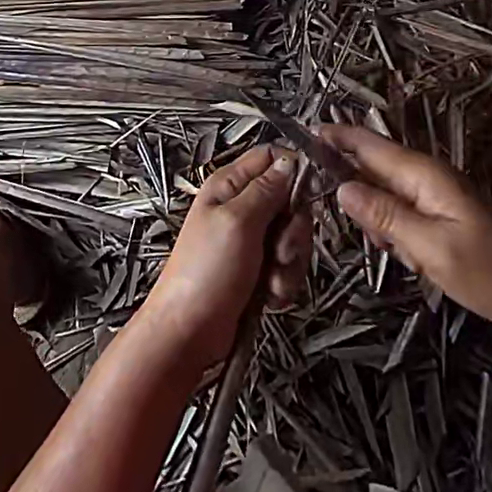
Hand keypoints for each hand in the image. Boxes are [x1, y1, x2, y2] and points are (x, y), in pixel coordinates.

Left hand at [141, 145, 313, 367]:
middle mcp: (240, 208)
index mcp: (229, 185)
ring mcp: (249, 239)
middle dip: (294, 231)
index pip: (272, 158)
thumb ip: (267, 189)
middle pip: (290, 201)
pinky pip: (288, 266)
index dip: (294, 174)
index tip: (302, 198)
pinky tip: (268, 293)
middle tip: (280, 250)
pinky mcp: (257, 268)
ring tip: (270, 277)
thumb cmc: (201, 276)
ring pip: (293, 237)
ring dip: (290, 263)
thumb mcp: (238, 222)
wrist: (190, 333)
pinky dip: (284, 283)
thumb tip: (289, 162)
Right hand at [320, 124, 491, 327]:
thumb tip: (342, 188)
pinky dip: (392, 231)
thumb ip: (384, 216)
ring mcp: (432, 195)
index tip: (303, 134)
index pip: (369, 145)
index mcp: (422, 175)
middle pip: (371, 166)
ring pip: (382, 193)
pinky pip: (399, 212)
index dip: (336, 137)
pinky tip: (408, 256)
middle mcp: (424, 176)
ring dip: (376, 218)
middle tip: (352, 219)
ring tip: (396, 251)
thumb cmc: (490, 271)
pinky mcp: (437, 213)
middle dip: (352, 187)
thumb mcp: (431, 248)